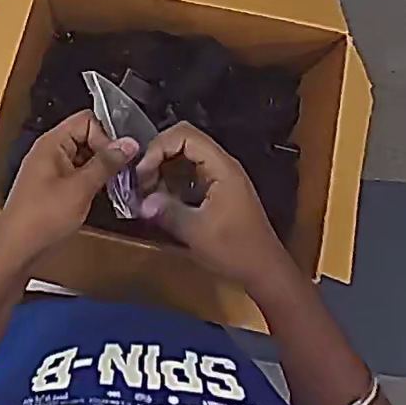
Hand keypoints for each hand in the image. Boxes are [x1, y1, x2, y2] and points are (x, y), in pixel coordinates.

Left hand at [0, 110, 137, 266]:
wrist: (17, 251)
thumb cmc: (43, 218)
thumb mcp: (80, 188)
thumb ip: (106, 163)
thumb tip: (130, 143)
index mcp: (52, 143)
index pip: (87, 120)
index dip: (105, 136)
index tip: (118, 158)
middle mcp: (51, 151)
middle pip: (88, 136)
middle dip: (107, 151)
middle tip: (123, 172)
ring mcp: (52, 169)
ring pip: (86, 156)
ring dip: (102, 168)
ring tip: (117, 184)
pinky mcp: (55, 186)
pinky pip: (80, 173)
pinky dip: (94, 180)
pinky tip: (104, 194)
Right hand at [135, 122, 296, 288]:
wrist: (264, 269)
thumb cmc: (236, 249)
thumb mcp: (197, 231)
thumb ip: (168, 211)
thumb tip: (141, 202)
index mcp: (221, 167)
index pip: (185, 135)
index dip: (158, 148)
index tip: (143, 174)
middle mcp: (222, 165)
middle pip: (184, 141)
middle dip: (158, 156)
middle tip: (141, 183)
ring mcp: (221, 177)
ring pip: (186, 158)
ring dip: (163, 169)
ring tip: (147, 192)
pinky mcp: (218, 191)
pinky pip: (191, 174)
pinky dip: (173, 181)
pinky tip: (161, 200)